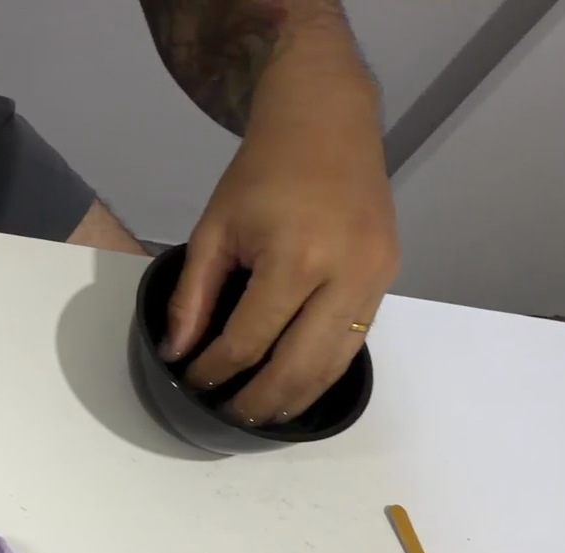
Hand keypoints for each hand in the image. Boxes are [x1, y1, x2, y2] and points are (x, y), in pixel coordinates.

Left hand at [166, 60, 397, 426]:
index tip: (190, 381)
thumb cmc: (260, 175)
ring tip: (260, 416)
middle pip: (298, 365)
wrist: (328, 122)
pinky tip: (295, 387)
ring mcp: (377, 277)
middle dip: (258, 400)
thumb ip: (192, 298)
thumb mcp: (212, 232)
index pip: (248, 341)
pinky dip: (322, 372)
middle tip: (227, 417)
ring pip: (334, 363)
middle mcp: (347, 274)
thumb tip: (175, 353)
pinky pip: (355, 342)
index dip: (213, 370)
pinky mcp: (389, 277)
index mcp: (297, 260)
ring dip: (295, 397)